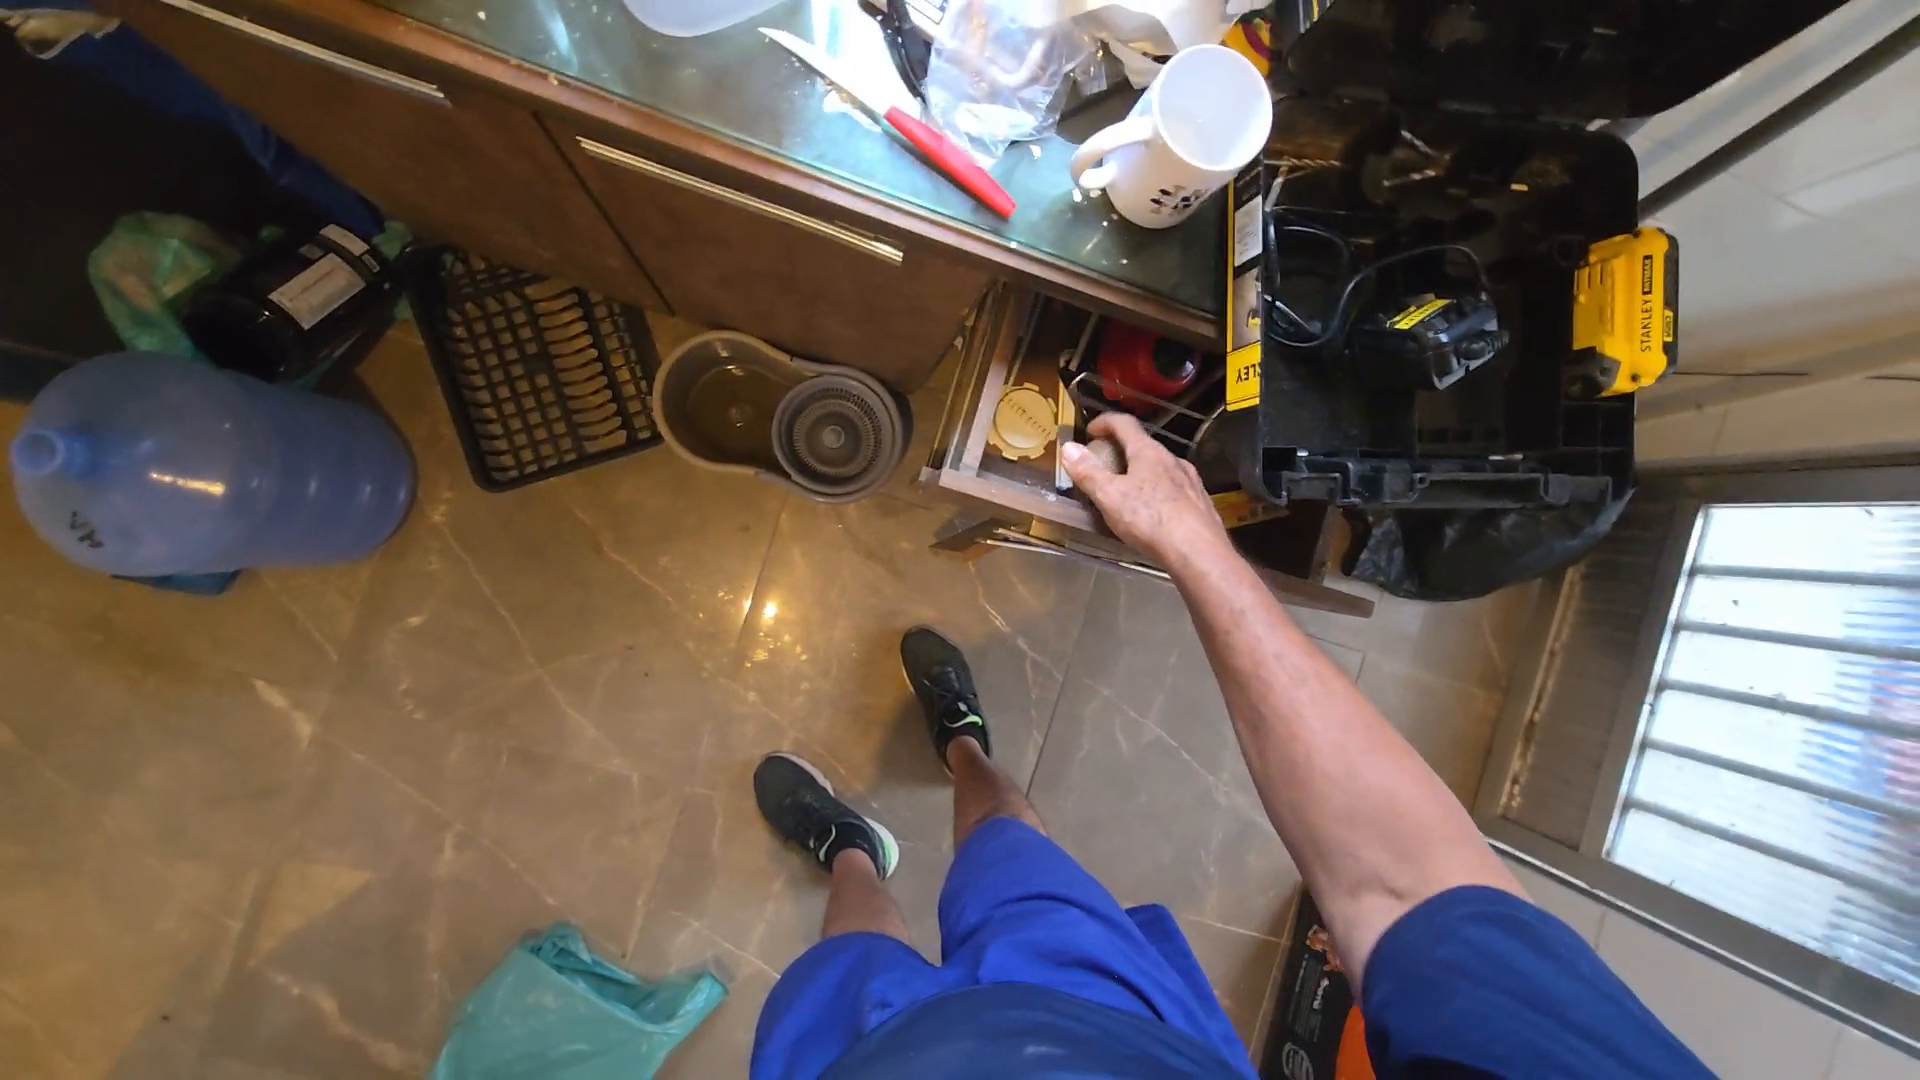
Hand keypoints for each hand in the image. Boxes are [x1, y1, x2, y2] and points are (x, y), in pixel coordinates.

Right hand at [1060, 413, 1232, 571]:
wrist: (1199, 551)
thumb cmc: (1150, 519)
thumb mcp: (1109, 497)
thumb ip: (1088, 472)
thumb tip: (1069, 447)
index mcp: (1148, 452)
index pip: (1124, 424)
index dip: (1104, 422)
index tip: (1090, 430)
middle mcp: (1172, 459)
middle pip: (1144, 446)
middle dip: (1122, 451)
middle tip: (1104, 465)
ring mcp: (1190, 480)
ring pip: (1161, 468)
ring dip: (1141, 472)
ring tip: (1127, 490)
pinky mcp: (1200, 502)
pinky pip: (1173, 489)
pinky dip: (1158, 491)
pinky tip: (1153, 512)